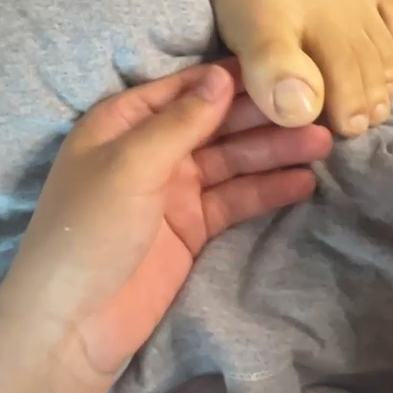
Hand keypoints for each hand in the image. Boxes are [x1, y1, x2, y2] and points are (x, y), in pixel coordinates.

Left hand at [0, 61, 331, 381]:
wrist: (71, 326)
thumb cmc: (91, 229)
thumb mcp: (132, 164)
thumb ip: (181, 121)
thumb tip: (222, 75)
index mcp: (123, 121)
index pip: (186, 89)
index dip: (231, 78)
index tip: (282, 67)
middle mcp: (150, 148)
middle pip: (213, 123)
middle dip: (261, 117)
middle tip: (315, 109)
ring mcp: (172, 189)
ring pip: (230, 160)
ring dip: (272, 152)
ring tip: (322, 143)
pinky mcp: (190, 228)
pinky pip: (234, 199)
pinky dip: (265, 190)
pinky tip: (302, 181)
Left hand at [198, 0, 392, 135]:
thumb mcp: (250, 16)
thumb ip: (277, 69)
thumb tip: (306, 118)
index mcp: (332, 40)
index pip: (348, 97)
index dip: (343, 120)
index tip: (339, 136)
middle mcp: (359, 19)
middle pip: (371, 74)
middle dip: (367, 103)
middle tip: (361, 124)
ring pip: (386, 45)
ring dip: (384, 75)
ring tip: (379, 95)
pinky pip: (392, 8)